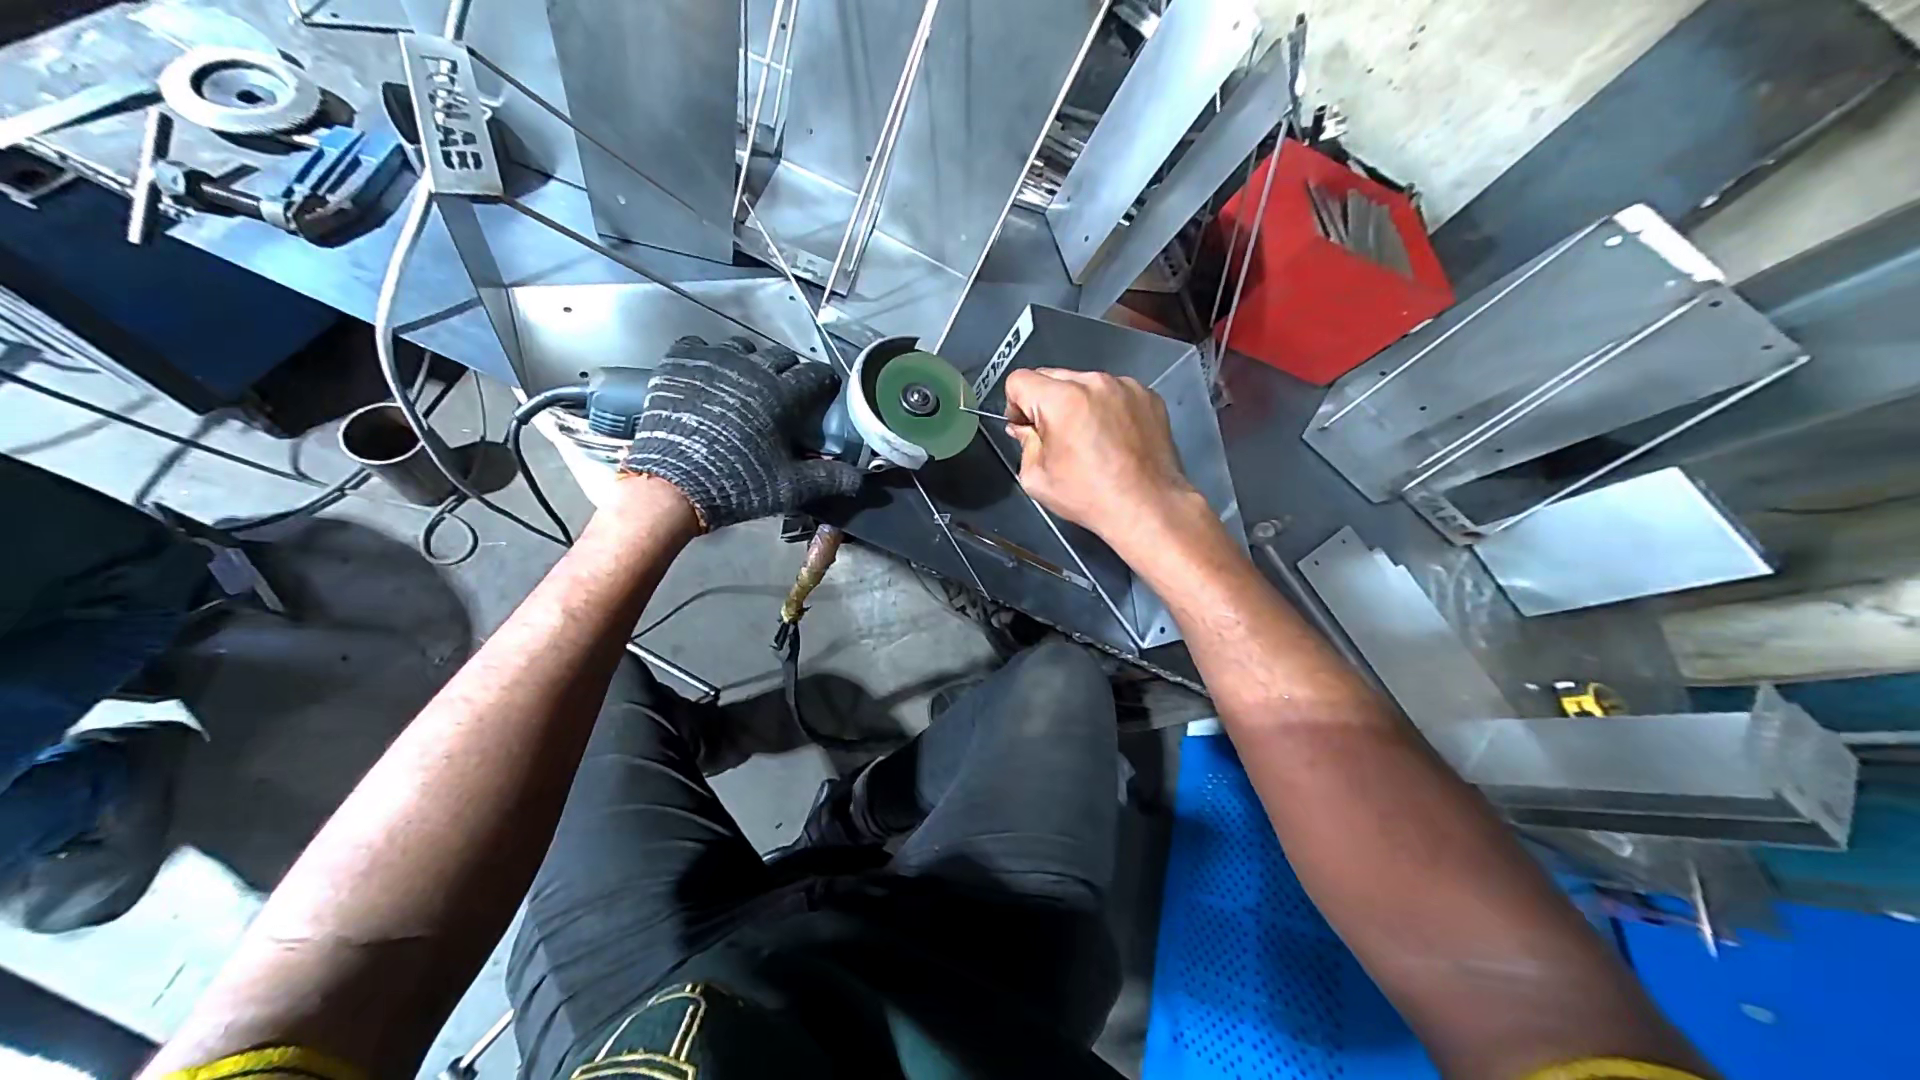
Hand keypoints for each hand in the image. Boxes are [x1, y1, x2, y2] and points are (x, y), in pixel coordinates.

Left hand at [621, 336, 861, 530]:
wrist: (672, 486)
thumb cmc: (737, 483)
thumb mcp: (789, 487)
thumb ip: (828, 478)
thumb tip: (859, 479)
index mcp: (781, 395)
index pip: (814, 375)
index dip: (823, 381)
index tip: (824, 390)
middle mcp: (751, 369)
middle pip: (780, 356)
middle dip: (788, 371)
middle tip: (784, 392)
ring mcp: (714, 362)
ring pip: (741, 347)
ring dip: (750, 361)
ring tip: (745, 383)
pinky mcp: (680, 363)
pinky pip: (699, 345)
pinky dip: (707, 356)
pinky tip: (708, 375)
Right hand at [1003, 367, 1202, 545]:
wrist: (1147, 507)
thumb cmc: (1095, 497)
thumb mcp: (1037, 478)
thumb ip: (1023, 444)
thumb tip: (1025, 429)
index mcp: (1061, 401)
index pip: (1019, 380)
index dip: (1015, 405)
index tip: (1025, 424)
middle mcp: (1094, 384)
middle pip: (1051, 377)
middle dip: (1046, 404)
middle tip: (1056, 438)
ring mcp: (1124, 387)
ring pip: (1084, 384)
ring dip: (1078, 405)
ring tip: (1088, 442)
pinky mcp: (1145, 395)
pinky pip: (1113, 392)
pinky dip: (1107, 409)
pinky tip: (1111, 439)